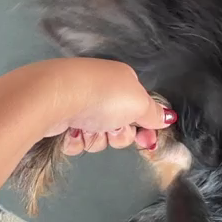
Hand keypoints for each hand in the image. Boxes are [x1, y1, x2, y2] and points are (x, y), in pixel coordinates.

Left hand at [26, 58, 174, 153]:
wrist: (53, 97)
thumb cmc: (101, 96)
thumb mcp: (138, 102)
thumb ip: (154, 113)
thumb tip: (168, 117)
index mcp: (121, 80)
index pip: (139, 108)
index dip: (143, 128)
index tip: (146, 141)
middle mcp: (99, 90)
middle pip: (118, 126)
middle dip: (116, 135)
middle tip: (110, 129)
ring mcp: (78, 103)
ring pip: (96, 136)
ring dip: (95, 139)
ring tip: (86, 129)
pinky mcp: (58, 118)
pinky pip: (75, 140)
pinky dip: (75, 140)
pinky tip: (70, 131)